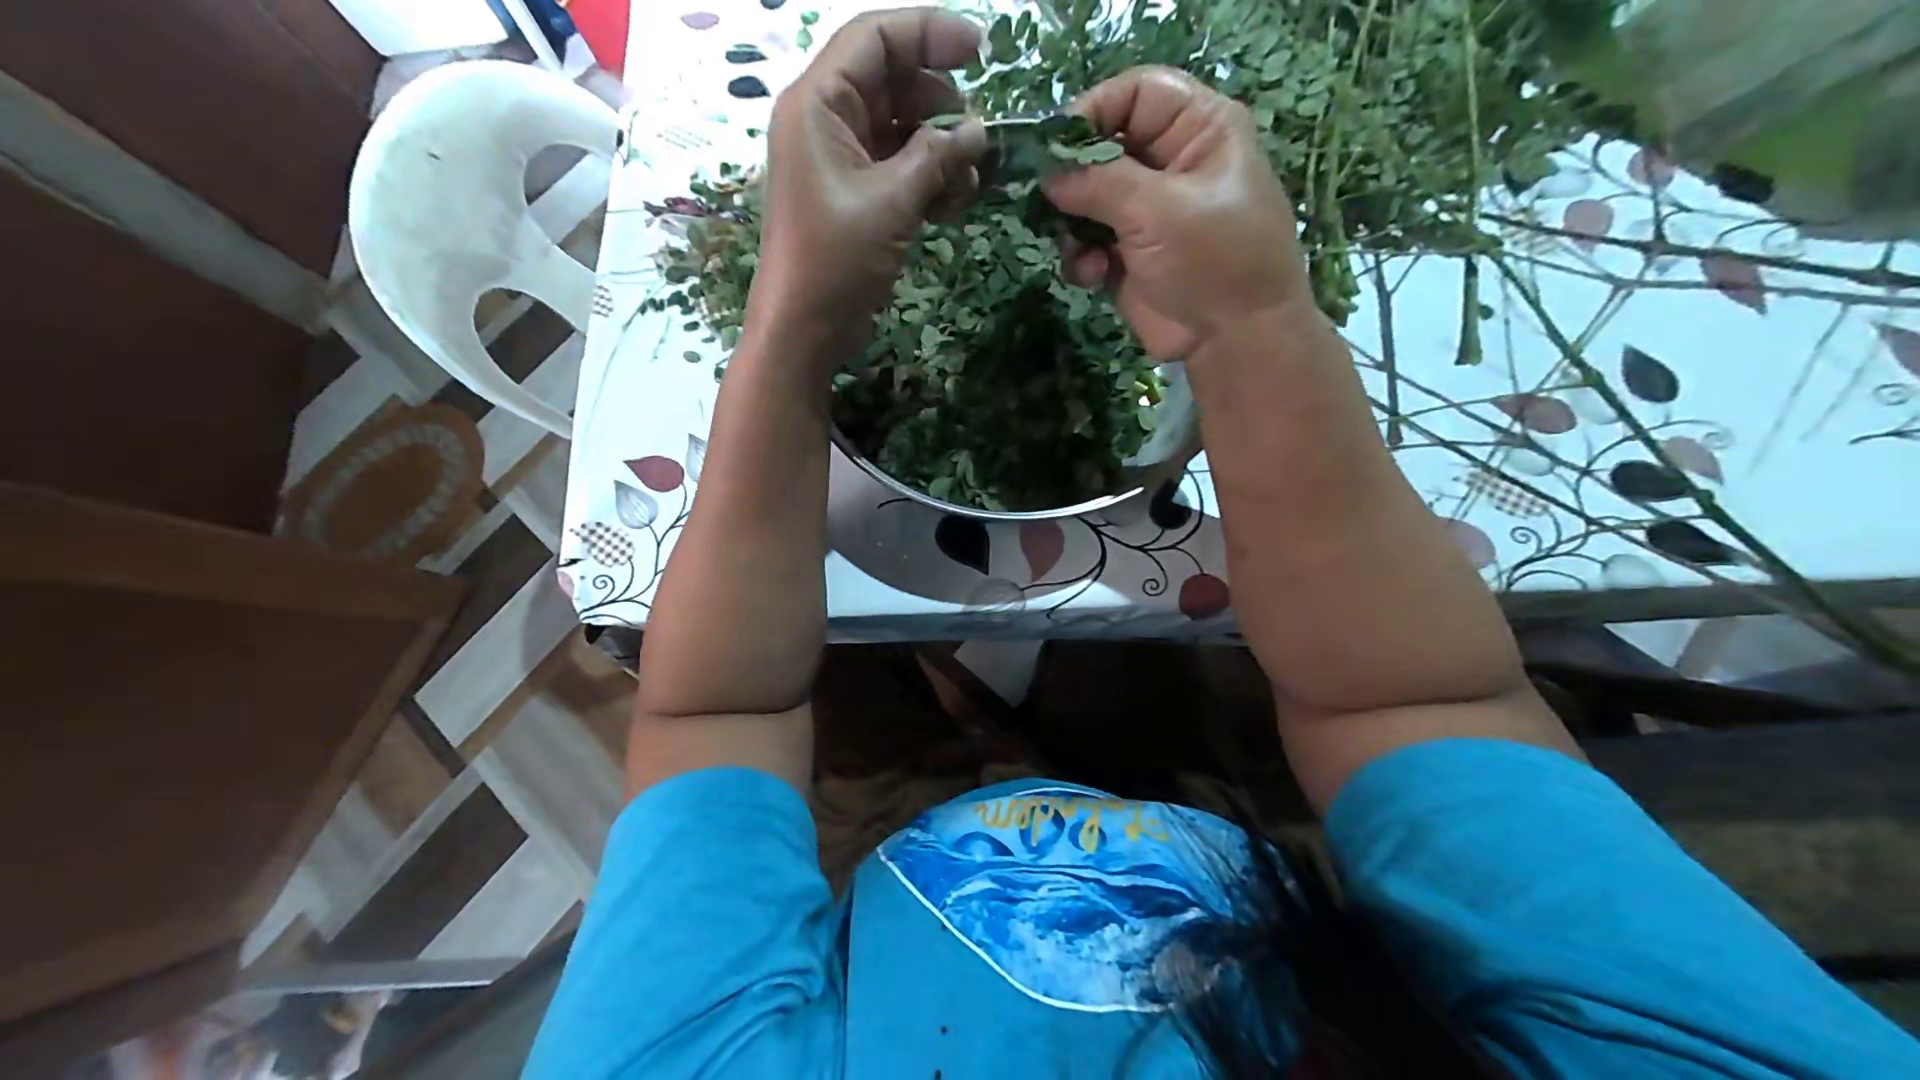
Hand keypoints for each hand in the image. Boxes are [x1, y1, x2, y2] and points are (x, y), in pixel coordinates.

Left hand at [749, 8, 987, 354]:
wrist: (804, 329)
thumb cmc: (835, 261)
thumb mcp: (891, 202)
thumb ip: (936, 157)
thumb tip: (977, 131)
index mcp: (818, 105)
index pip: (874, 39)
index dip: (928, 33)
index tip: (981, 51)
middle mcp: (826, 123)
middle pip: (892, 83)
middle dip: (940, 105)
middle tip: (978, 137)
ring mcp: (841, 162)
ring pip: (901, 131)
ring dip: (940, 151)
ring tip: (970, 183)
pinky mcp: (856, 197)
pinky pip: (898, 169)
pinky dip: (928, 180)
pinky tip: (954, 205)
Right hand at [1041, 67, 1311, 360]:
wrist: (1232, 338)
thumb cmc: (1212, 260)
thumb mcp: (1158, 211)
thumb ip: (1098, 183)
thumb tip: (1049, 174)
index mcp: (1197, 130)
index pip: (1135, 94)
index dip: (1092, 112)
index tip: (1054, 146)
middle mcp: (1169, 164)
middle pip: (1102, 147)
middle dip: (1073, 178)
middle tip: (1049, 200)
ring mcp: (1145, 212)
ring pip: (1086, 198)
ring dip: (1073, 225)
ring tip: (1079, 249)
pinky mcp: (1127, 254)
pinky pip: (1087, 242)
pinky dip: (1081, 258)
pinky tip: (1093, 276)